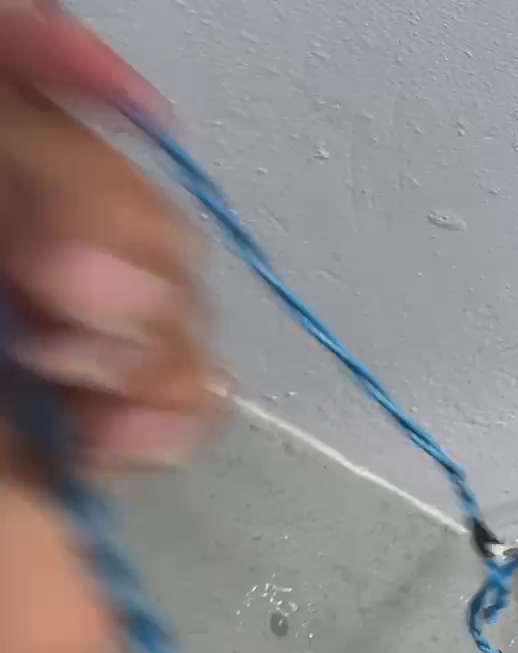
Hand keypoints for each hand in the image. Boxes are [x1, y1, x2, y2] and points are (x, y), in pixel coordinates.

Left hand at [0, 4, 213, 652]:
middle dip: (108, 223)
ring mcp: (32, 330)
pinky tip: (133, 446)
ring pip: (157, 265)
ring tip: (102, 401)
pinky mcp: (111, 401)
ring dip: (155, 331)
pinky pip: (196, 366)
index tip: (112, 90)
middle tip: (85, 310)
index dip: (35, 54)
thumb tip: (60, 139)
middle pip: (72, 163)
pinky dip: (187, 403)